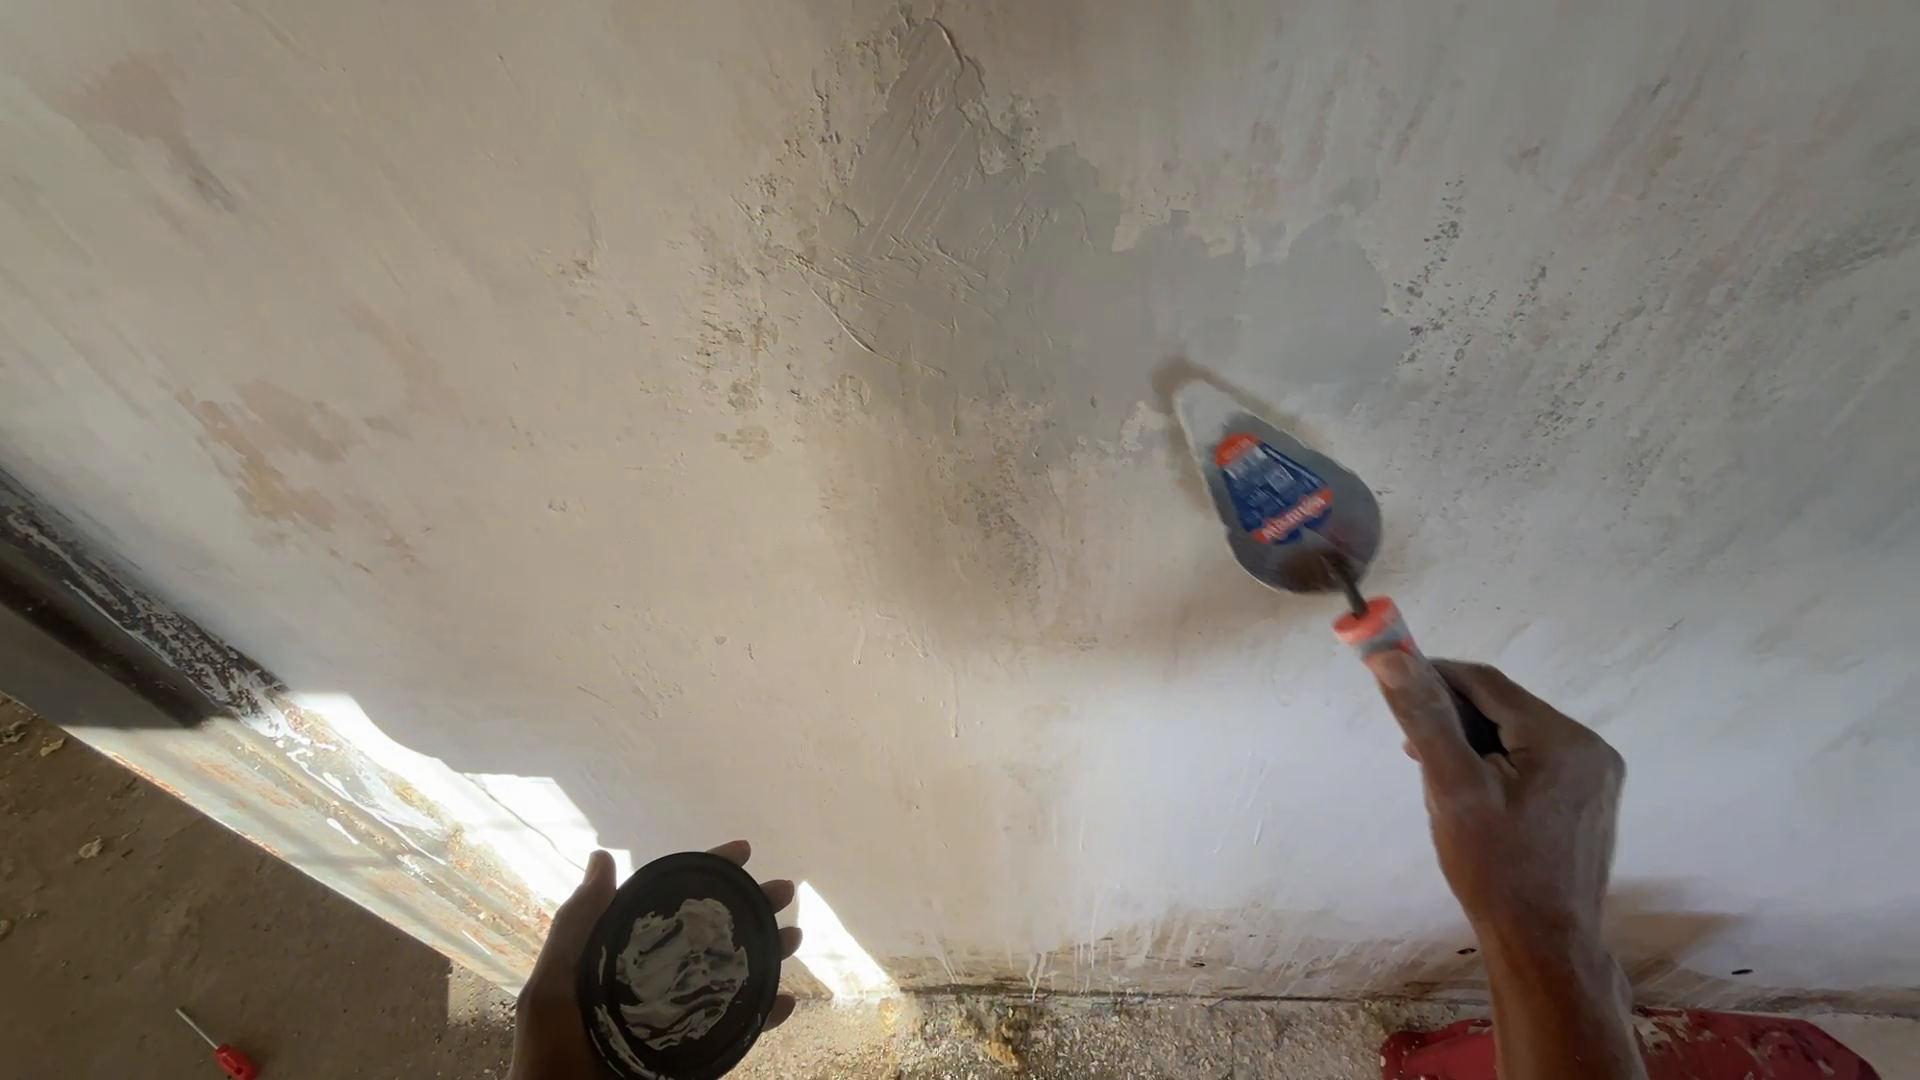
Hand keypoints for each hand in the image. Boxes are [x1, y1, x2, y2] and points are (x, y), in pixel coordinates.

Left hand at [509, 841, 803, 1079]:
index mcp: (628, 955)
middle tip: (785, 889)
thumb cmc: (551, 1058)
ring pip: (736, 971)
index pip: (676, 901)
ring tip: (795, 937)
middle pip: (717, 930)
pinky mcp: (697, 1054)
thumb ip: (577, 926)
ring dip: (770, 951)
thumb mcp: (552, 989)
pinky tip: (785, 1001)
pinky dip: (766, 1014)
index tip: (745, 851)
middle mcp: (661, 978)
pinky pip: (740, 1029)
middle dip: (754, 904)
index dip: (710, 870)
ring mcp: (683, 1016)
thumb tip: (602, 857)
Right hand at [1366, 654, 1624, 933]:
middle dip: (1448, 716)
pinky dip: (1486, 758)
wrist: (1541, 943)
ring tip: (1435, 775)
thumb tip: (1390, 656)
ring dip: (1463, 738)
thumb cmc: (1492, 865)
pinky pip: (1523, 754)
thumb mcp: (1451, 786)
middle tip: (1412, 747)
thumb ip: (1425, 716)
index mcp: (1563, 739)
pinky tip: (1464, 788)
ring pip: (1507, 729)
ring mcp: (1592, 773)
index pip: (1483, 681)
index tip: (1389, 686)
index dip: (1431, 674)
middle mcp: (1589, 747)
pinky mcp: (1583, 794)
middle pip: (1498, 704)